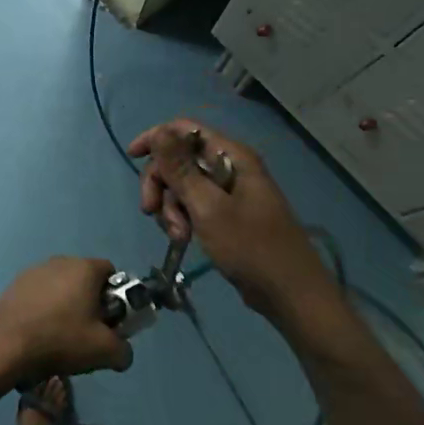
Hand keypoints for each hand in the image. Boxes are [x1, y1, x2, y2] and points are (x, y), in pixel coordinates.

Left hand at [0, 257, 132, 383]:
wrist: (6, 345)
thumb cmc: (60, 340)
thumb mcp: (103, 351)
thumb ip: (123, 350)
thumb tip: (123, 352)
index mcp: (85, 268)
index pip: (110, 271)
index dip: (115, 295)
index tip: (110, 319)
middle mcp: (61, 261)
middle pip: (85, 278)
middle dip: (90, 300)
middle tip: (87, 331)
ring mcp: (35, 270)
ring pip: (61, 284)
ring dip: (65, 303)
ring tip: (60, 335)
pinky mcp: (16, 283)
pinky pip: (40, 292)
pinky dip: (44, 307)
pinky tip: (38, 332)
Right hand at [130, 119, 333, 321]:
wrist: (291, 294)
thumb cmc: (251, 247)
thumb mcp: (209, 207)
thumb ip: (181, 169)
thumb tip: (160, 131)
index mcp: (231, 156)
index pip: (185, 130)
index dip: (157, 138)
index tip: (132, 157)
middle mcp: (230, 167)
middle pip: (180, 160)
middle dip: (162, 184)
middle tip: (150, 211)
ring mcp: (229, 192)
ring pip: (183, 186)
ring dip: (172, 207)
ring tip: (179, 235)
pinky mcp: (227, 215)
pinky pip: (194, 205)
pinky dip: (183, 219)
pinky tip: (185, 240)